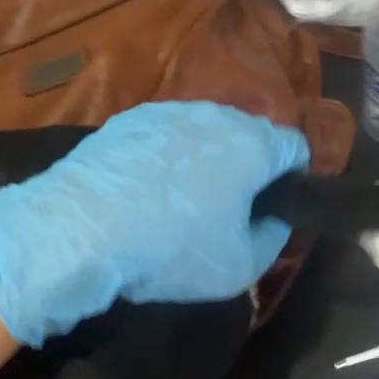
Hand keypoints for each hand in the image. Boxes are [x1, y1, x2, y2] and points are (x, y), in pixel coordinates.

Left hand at [0, 102, 308, 345]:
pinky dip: (166, 157)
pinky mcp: (130, 118)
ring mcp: (170, 111)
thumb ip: (273, 238)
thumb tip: (275, 219)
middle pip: (250, 136)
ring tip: (180, 202)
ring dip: (206, 159)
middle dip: (247, 167)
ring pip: (206, 133)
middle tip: (228, 210)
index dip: (293, 179)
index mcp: (253, 145)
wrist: (82, 228)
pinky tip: (144, 192)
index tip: (273, 208)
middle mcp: (217, 115)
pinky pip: (165, 135)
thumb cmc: (172, 249)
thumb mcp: (240, 266)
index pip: (296, 147)